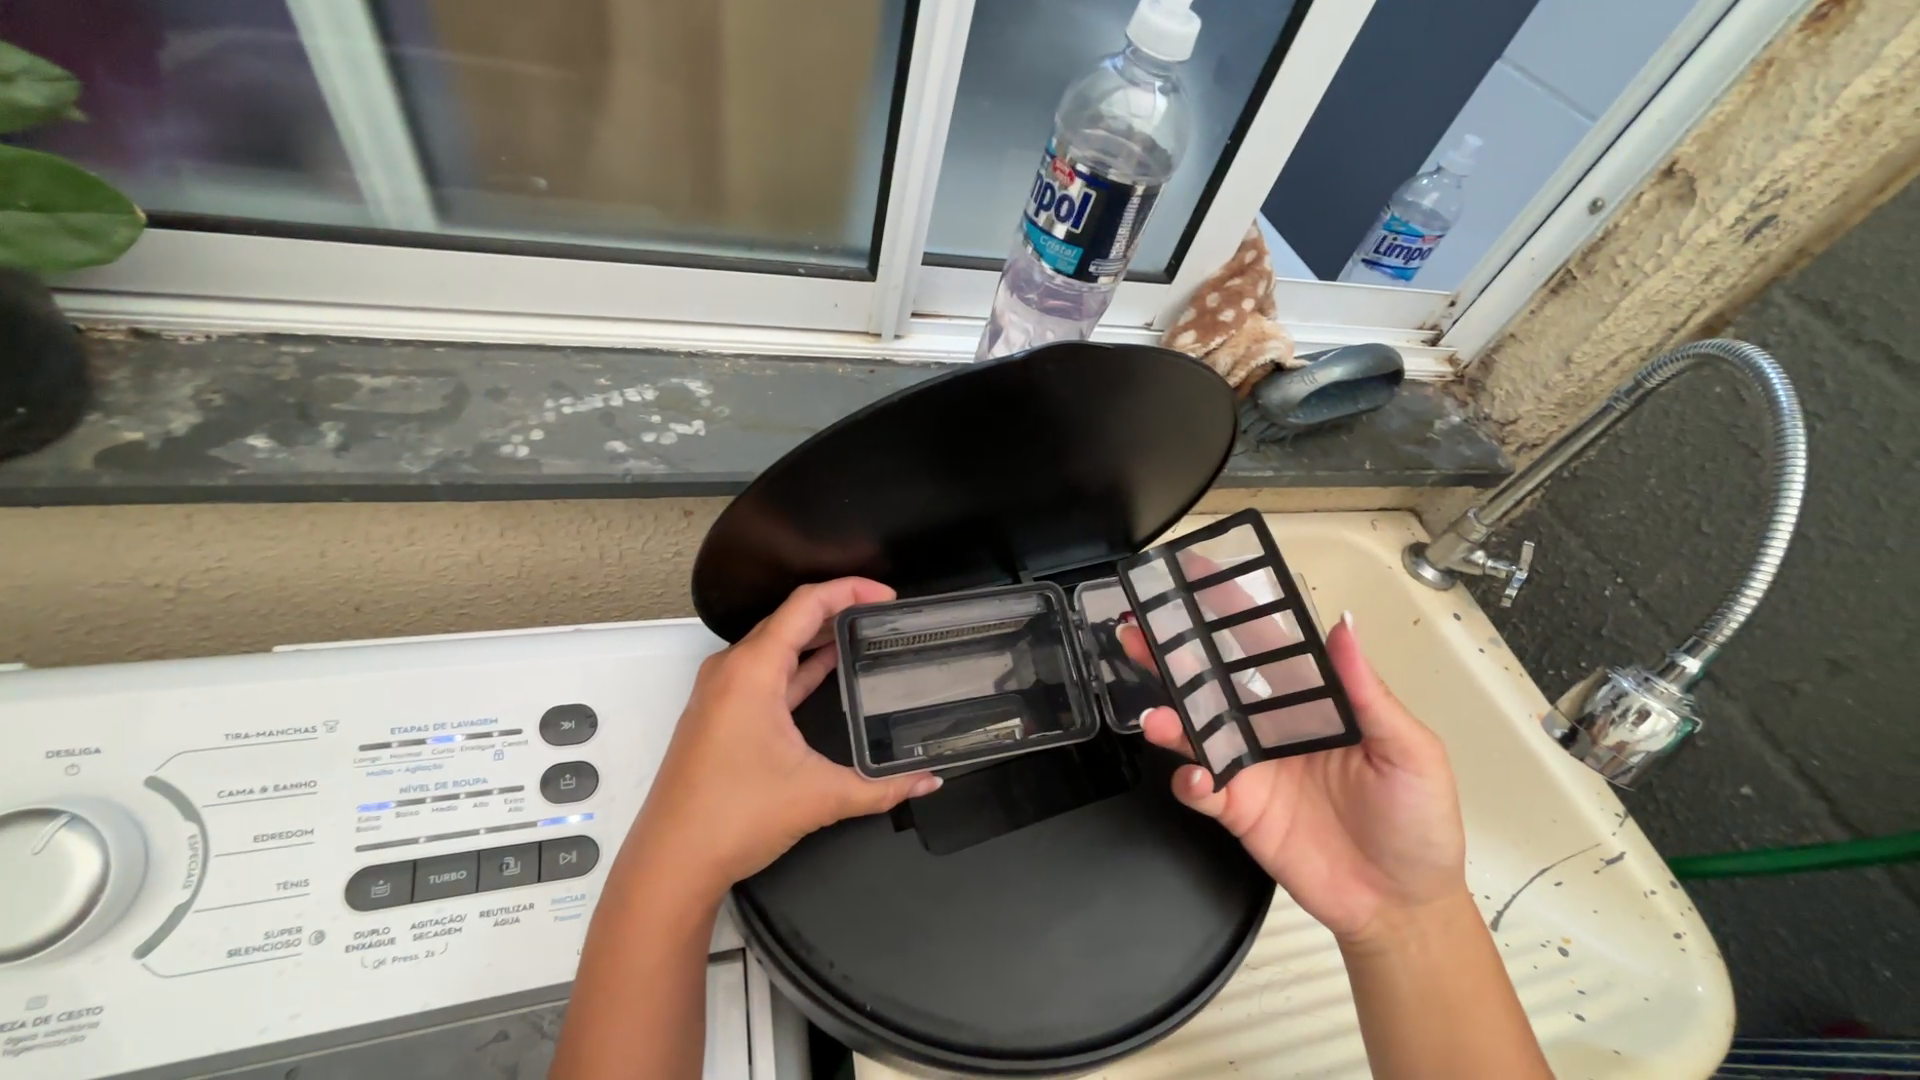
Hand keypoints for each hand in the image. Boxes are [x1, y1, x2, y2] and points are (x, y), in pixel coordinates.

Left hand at [627, 578, 940, 899]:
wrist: (672, 863)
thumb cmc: (726, 820)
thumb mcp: (820, 796)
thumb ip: (882, 786)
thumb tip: (925, 780)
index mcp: (752, 672)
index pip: (805, 604)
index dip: (849, 590)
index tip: (884, 594)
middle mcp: (731, 672)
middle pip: (790, 617)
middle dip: (838, 607)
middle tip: (880, 611)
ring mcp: (721, 692)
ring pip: (776, 644)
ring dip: (817, 634)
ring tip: (860, 632)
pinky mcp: (720, 713)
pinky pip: (765, 670)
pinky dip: (797, 662)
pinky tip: (825, 668)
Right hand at [1122, 614, 1465, 944]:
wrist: (1401, 904)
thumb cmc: (1418, 823)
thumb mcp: (1410, 751)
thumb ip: (1367, 692)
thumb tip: (1344, 625)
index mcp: (1310, 702)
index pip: (1264, 643)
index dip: (1231, 608)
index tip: (1196, 577)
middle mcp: (1271, 728)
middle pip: (1212, 682)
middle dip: (1172, 657)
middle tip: (1138, 634)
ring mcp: (1252, 768)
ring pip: (1195, 731)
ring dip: (1170, 719)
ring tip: (1157, 719)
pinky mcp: (1240, 809)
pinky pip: (1201, 788)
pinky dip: (1191, 781)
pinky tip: (1200, 781)